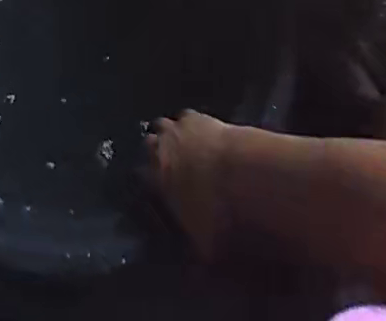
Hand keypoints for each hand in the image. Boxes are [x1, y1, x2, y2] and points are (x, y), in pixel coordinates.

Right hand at [143, 111, 231, 256]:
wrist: (245, 176)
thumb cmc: (219, 214)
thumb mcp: (205, 247)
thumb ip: (191, 252)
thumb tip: (188, 268)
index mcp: (152, 177)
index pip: (139, 177)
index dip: (149, 183)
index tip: (158, 190)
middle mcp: (156, 148)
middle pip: (149, 144)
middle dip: (158, 152)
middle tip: (174, 166)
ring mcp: (175, 128)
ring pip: (166, 126)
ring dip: (174, 136)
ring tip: (190, 149)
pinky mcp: (199, 116)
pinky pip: (191, 119)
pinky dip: (197, 127)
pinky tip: (209, 136)